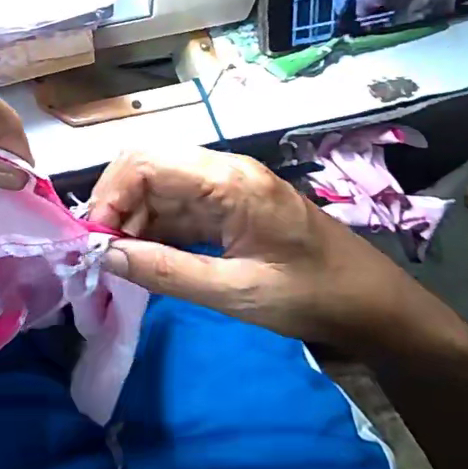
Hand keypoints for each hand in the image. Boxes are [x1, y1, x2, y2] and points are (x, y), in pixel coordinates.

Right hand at [87, 148, 467, 364]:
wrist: (372, 305)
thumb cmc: (311, 296)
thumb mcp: (236, 293)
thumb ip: (167, 272)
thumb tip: (106, 255)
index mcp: (228, 181)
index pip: (146, 162)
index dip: (110, 194)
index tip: (95, 240)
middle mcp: (221, 171)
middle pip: (146, 167)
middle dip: (115, 204)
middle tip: (101, 250)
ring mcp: (223, 187)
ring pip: (156, 187)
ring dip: (130, 219)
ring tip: (118, 260)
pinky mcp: (225, 206)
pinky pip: (174, 207)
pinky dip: (151, 228)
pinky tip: (143, 257)